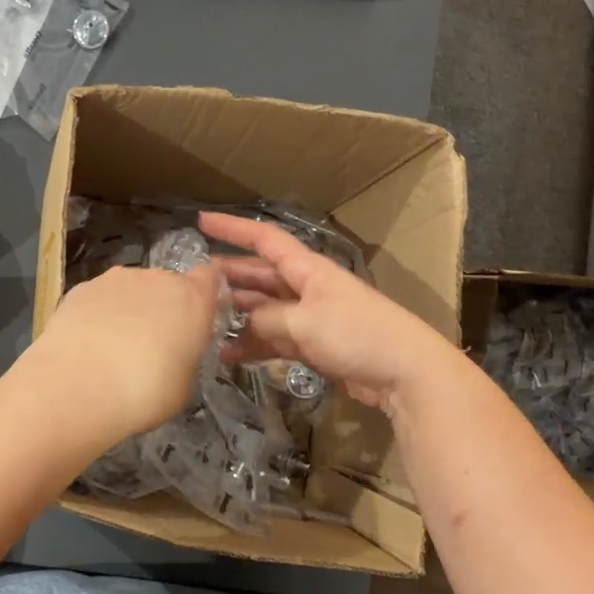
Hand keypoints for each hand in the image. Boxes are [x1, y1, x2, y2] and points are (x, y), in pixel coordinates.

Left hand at [26, 263, 221, 440]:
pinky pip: (99, 298)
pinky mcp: (80, 288)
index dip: (205, 294)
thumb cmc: (144, 393)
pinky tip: (87, 343)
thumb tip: (174, 356)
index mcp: (192, 300)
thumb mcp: (183, 387)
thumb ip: (184, 360)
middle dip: (162, 308)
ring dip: (128, 309)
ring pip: (130, 289)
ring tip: (113, 346)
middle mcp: (157, 279)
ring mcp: (115, 280)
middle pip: (167, 284)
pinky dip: (97, 314)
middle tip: (151, 344)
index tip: (198, 318)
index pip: (210, 278)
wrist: (77, 387)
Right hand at [202, 211, 459, 409]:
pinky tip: (228, 356)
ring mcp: (310, 318)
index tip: (202, 220)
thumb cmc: (358, 335)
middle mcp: (307, 288)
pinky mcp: (314, 346)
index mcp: (308, 270)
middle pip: (260, 276)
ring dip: (237, 317)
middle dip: (228, 276)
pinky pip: (274, 340)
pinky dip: (253, 347)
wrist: (402, 372)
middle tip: (191, 282)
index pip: (265, 241)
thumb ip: (267, 319)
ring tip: (202, 324)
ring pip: (264, 311)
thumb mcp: (305, 322)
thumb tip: (243, 321)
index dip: (234, 230)